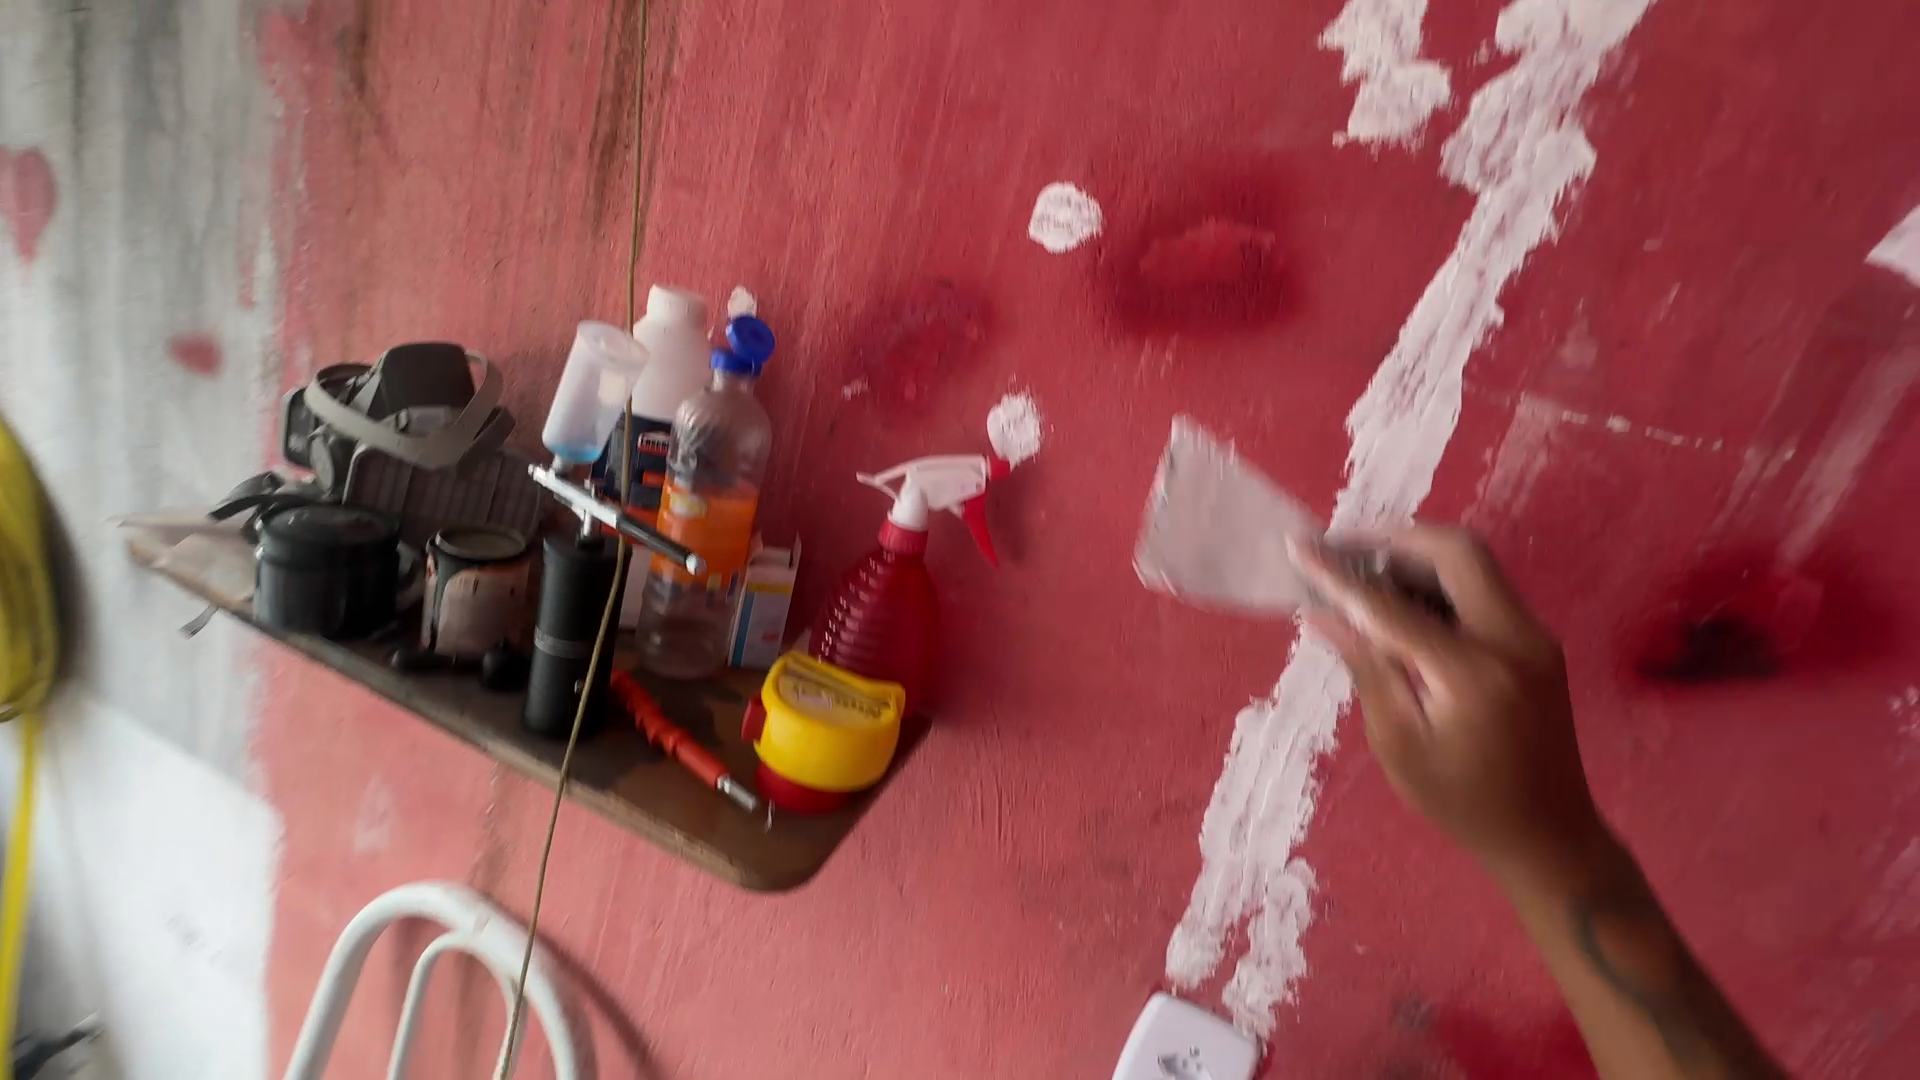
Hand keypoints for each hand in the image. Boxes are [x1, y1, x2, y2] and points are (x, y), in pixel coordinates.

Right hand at [1290, 526, 1604, 878]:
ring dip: (1413, 557)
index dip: (1338, 574)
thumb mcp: (1399, 742)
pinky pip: (1479, 589)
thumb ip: (1366, 667)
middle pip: (1456, 551)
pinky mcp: (1533, 642)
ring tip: (1359, 576)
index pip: (1391, 604)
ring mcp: (1532, 636)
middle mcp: (1515, 638)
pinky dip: (1434, 582)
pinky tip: (1396, 603)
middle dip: (1392, 540)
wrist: (1550, 837)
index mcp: (1474, 671)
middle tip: (1341, 554)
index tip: (1299, 547)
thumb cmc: (1462, 801)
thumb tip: (1324, 614)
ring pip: (1471, 564)